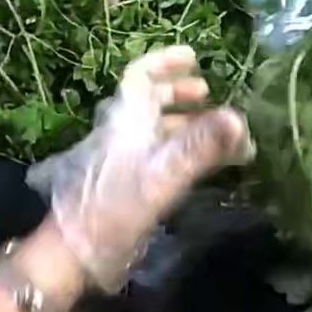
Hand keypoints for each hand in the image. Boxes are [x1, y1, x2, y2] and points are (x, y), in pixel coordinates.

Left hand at [27, 46, 249, 289]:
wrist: (73, 253)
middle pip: (148, 99)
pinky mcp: (123, 182)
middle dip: (179, 92)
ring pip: (153, 127)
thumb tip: (238, 118)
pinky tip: (197, 164)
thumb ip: (199, 148)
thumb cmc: (115, 209)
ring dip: (182, 122)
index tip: (194, 57)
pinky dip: (179, 149)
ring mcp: (120, 157)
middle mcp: (121, 131)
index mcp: (126, 119)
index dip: (165, 61)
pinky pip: (155, 152)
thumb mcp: (161, 177)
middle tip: (208, 94)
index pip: (140, 75)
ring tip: (213, 130)